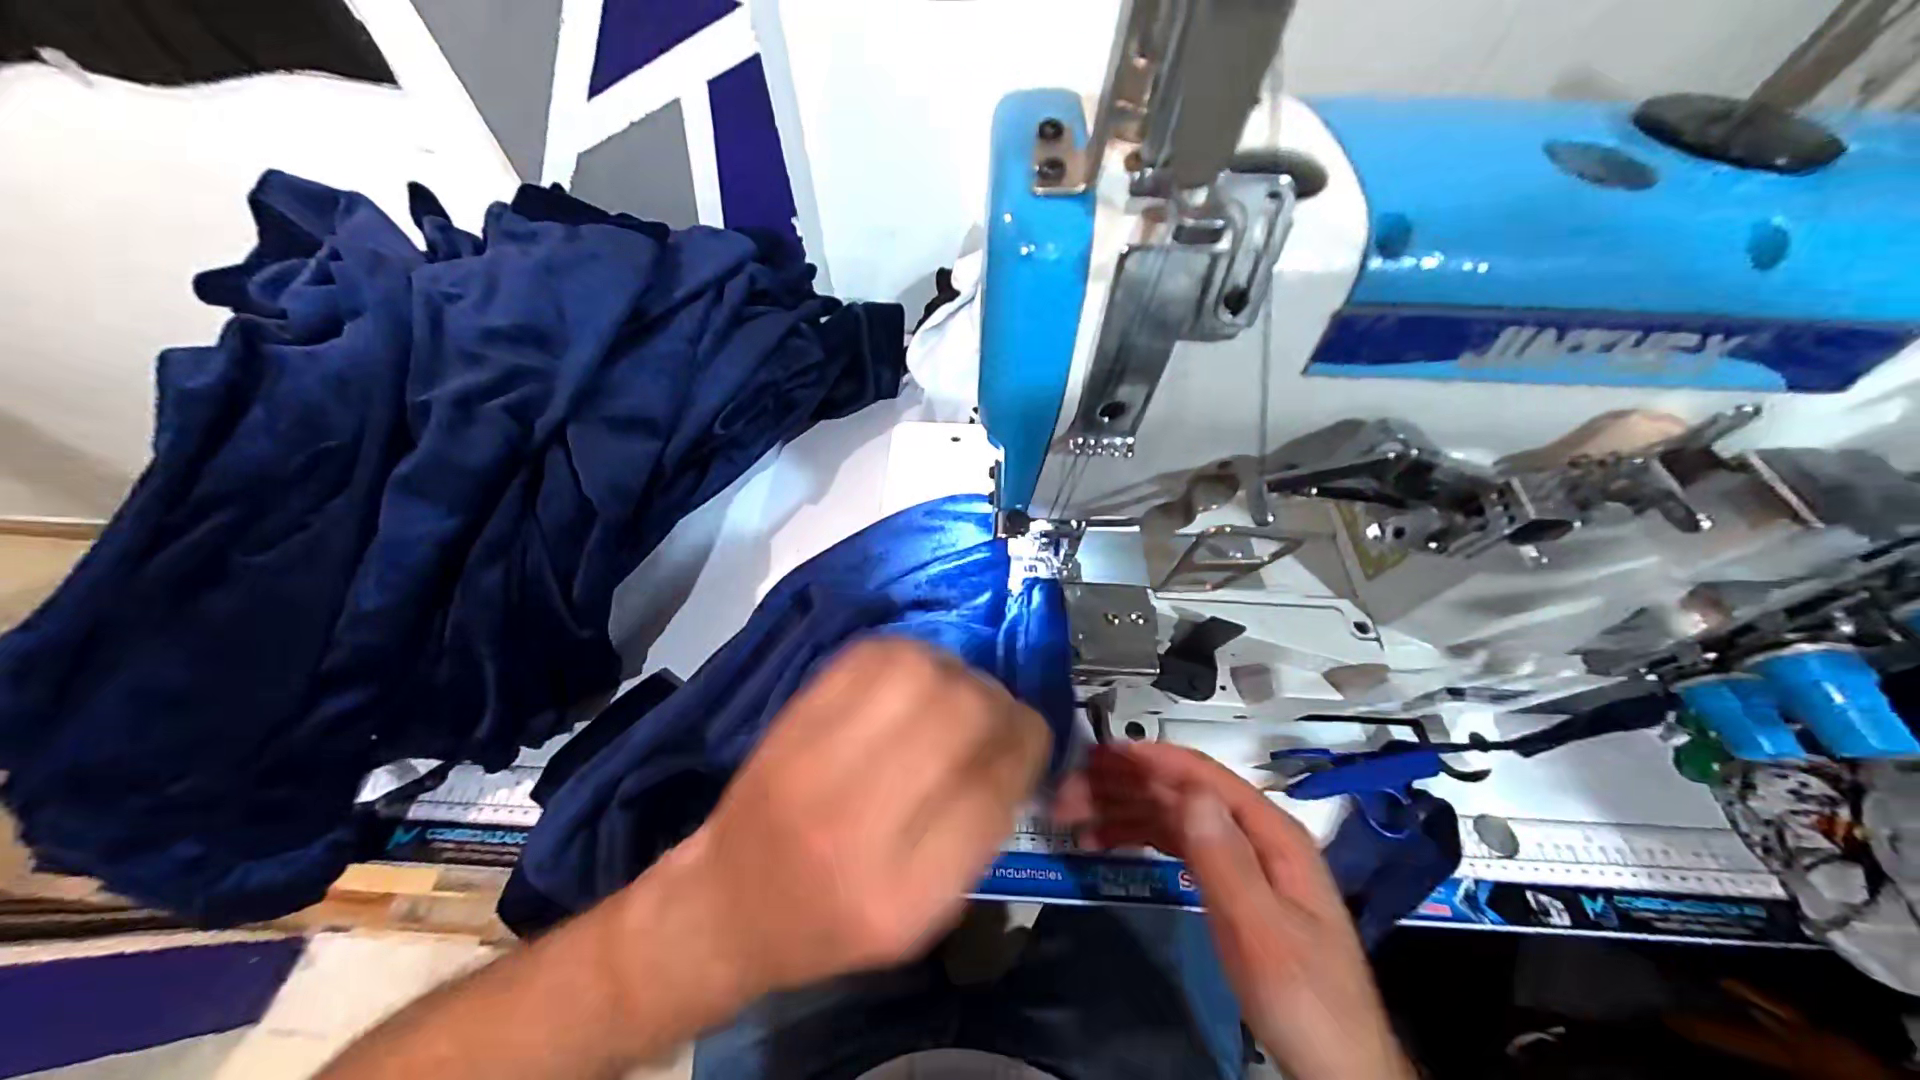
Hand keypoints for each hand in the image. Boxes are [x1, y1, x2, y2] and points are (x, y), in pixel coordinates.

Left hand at [643, 638, 1050, 1004]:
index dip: (1026, 748)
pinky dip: (910, 656)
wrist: (727, 904)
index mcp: (902, 893)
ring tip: (959, 692)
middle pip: (961, 715)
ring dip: (957, 673)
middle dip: (998, 705)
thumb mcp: (920, 916)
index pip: (992, 788)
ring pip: (918, 672)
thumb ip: (977, 835)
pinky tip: (916, 679)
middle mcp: (858, 821)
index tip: (1031, 740)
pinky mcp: (793, 718)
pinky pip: (869, 656)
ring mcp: (816, 760)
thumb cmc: (833, 925)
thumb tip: (1017, 749)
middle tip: (998, 715)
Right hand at [1054, 742, 1413, 1079]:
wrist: (1340, 1066)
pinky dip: (1137, 837)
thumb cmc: (1303, 999)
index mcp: (1270, 834)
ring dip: (1122, 809)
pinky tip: (1104, 841)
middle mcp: (1253, 835)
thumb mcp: (1261, 932)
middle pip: (1180, 793)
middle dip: (1124, 785)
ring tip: (1073, 816)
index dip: (1151, 760)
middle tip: (1069, 792)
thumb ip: (1225, 859)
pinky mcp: (1226, 883)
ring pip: (1172, 816)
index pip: (1204, 778)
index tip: (1101, 754)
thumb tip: (1189, 790)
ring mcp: (1239, 858)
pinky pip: (1174, 843)